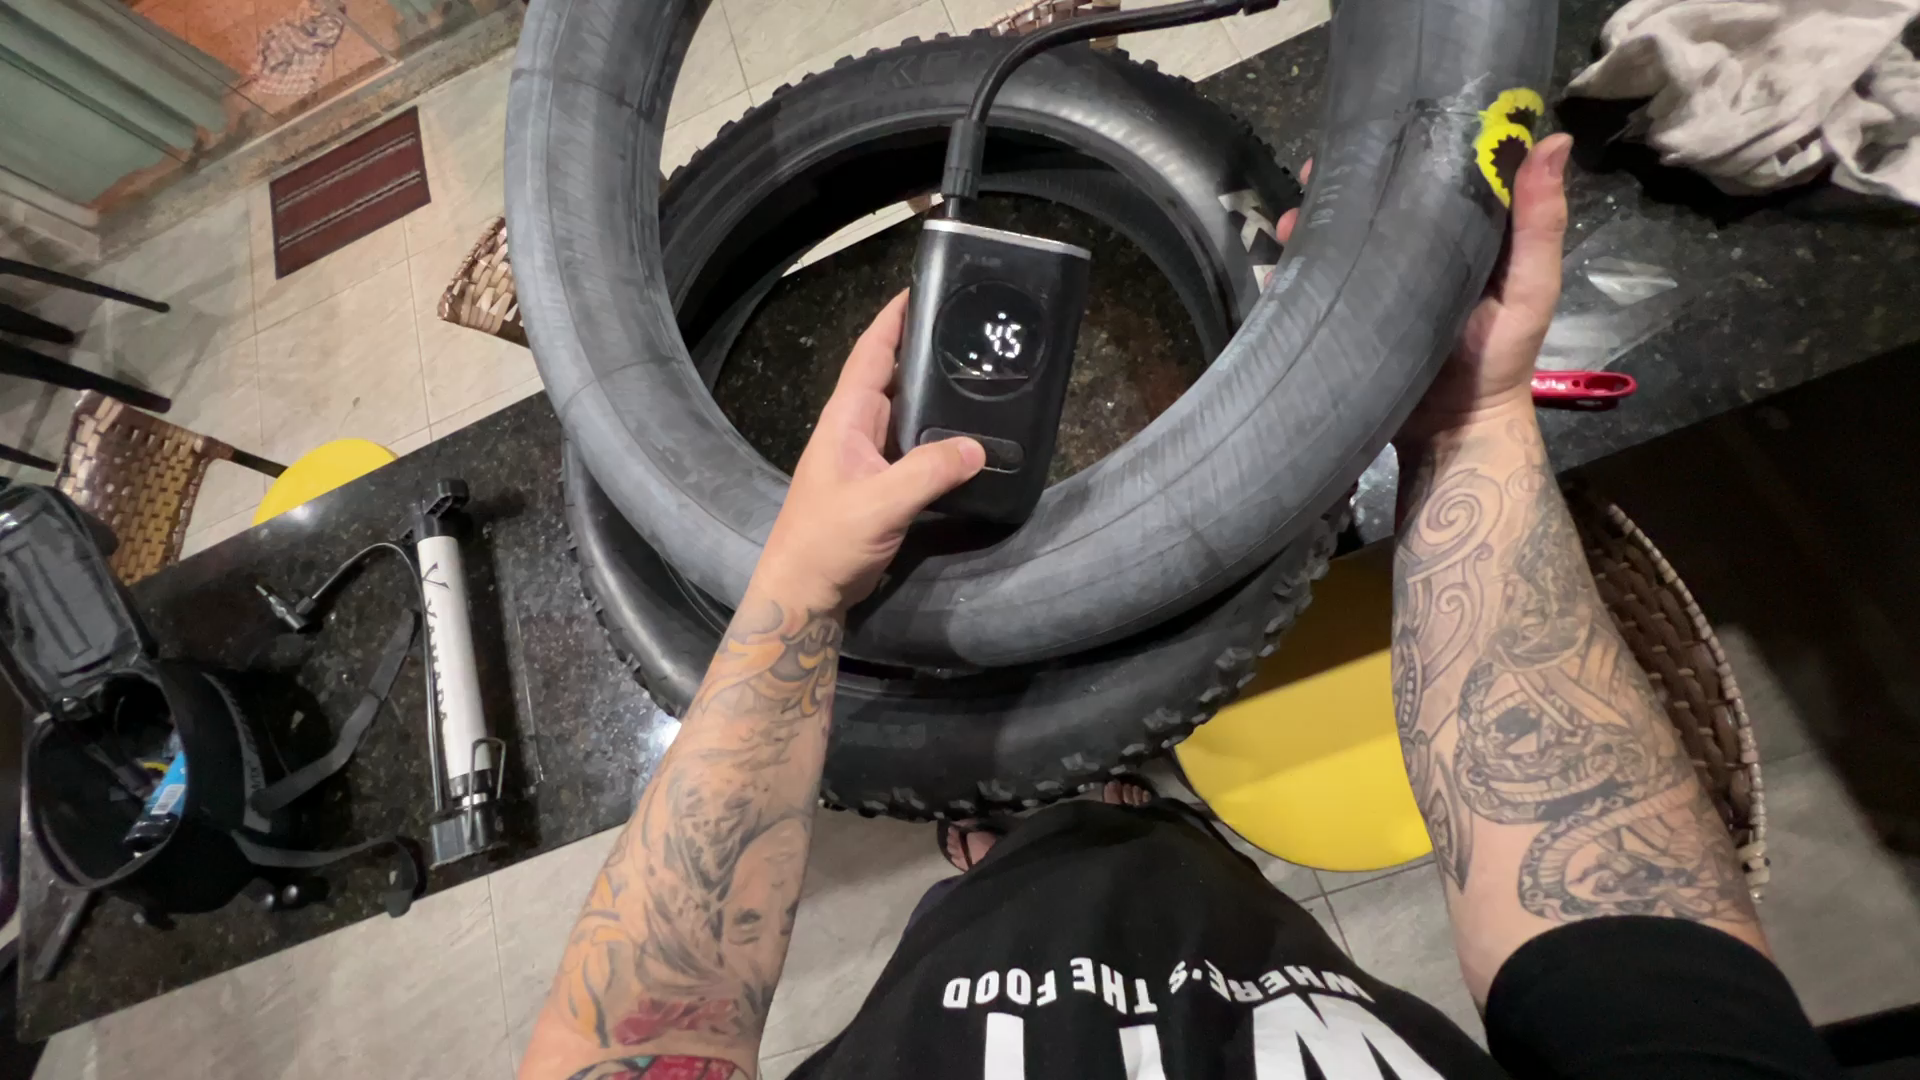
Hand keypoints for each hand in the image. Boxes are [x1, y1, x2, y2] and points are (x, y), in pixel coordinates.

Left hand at [752, 291, 986, 613]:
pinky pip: (913, 446)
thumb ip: (928, 473)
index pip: (871, 352)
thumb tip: (978, 446)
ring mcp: (868, 457)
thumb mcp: (880, 503)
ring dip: (934, 393)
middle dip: (925, 349)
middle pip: (893, 375)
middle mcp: (857, 428)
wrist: (805, 590)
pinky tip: (965, 436)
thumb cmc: (827, 540)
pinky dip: (937, 434)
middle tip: (971, 333)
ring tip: (978, 375)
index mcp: (848, 417)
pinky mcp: (880, 483)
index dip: (894, 318)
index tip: (923, 288)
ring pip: (906, 412)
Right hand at [1273, 134, 1573, 437]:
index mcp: (1458, 235)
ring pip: (1337, 246)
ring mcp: (1373, 289)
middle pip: (1371, 209)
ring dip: (1310, 228)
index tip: (1379, 129)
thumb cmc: (1499, 356)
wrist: (1452, 429)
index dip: (1405, 150)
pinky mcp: (1346, 321)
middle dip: (1339, 188)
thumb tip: (1551, 141)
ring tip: (1289, 221)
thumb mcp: (1530, 286)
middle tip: (1311, 174)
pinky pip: (1316, 291)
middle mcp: (1410, 255)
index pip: (1428, 180)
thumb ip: (1538, 224)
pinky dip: (1294, 276)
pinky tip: (1276, 267)